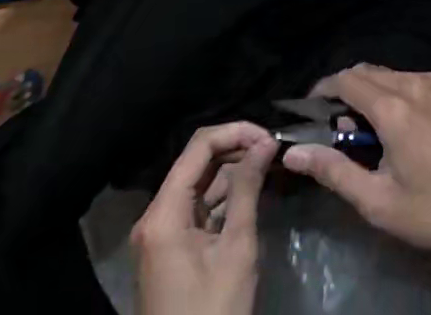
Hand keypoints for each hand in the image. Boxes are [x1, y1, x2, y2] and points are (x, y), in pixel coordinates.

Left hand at [131, 123, 277, 314]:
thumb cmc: (213, 308)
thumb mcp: (236, 246)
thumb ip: (248, 189)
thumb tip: (265, 142)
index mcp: (163, 214)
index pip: (199, 147)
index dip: (236, 132)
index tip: (270, 138)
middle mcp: (155, 216)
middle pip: (197, 161)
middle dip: (237, 148)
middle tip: (274, 150)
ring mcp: (161, 232)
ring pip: (199, 181)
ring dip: (234, 169)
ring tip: (270, 164)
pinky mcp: (172, 245)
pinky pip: (198, 204)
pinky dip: (226, 193)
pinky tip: (254, 188)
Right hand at [280, 66, 430, 268]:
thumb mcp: (377, 201)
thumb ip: (333, 170)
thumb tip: (293, 151)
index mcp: (395, 108)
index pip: (347, 80)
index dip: (322, 90)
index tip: (307, 111)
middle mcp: (417, 83)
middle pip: (368, 72)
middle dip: (344, 93)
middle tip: (335, 131)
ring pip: (390, 74)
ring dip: (370, 93)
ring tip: (365, 133)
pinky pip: (412, 79)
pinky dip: (394, 92)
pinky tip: (396, 125)